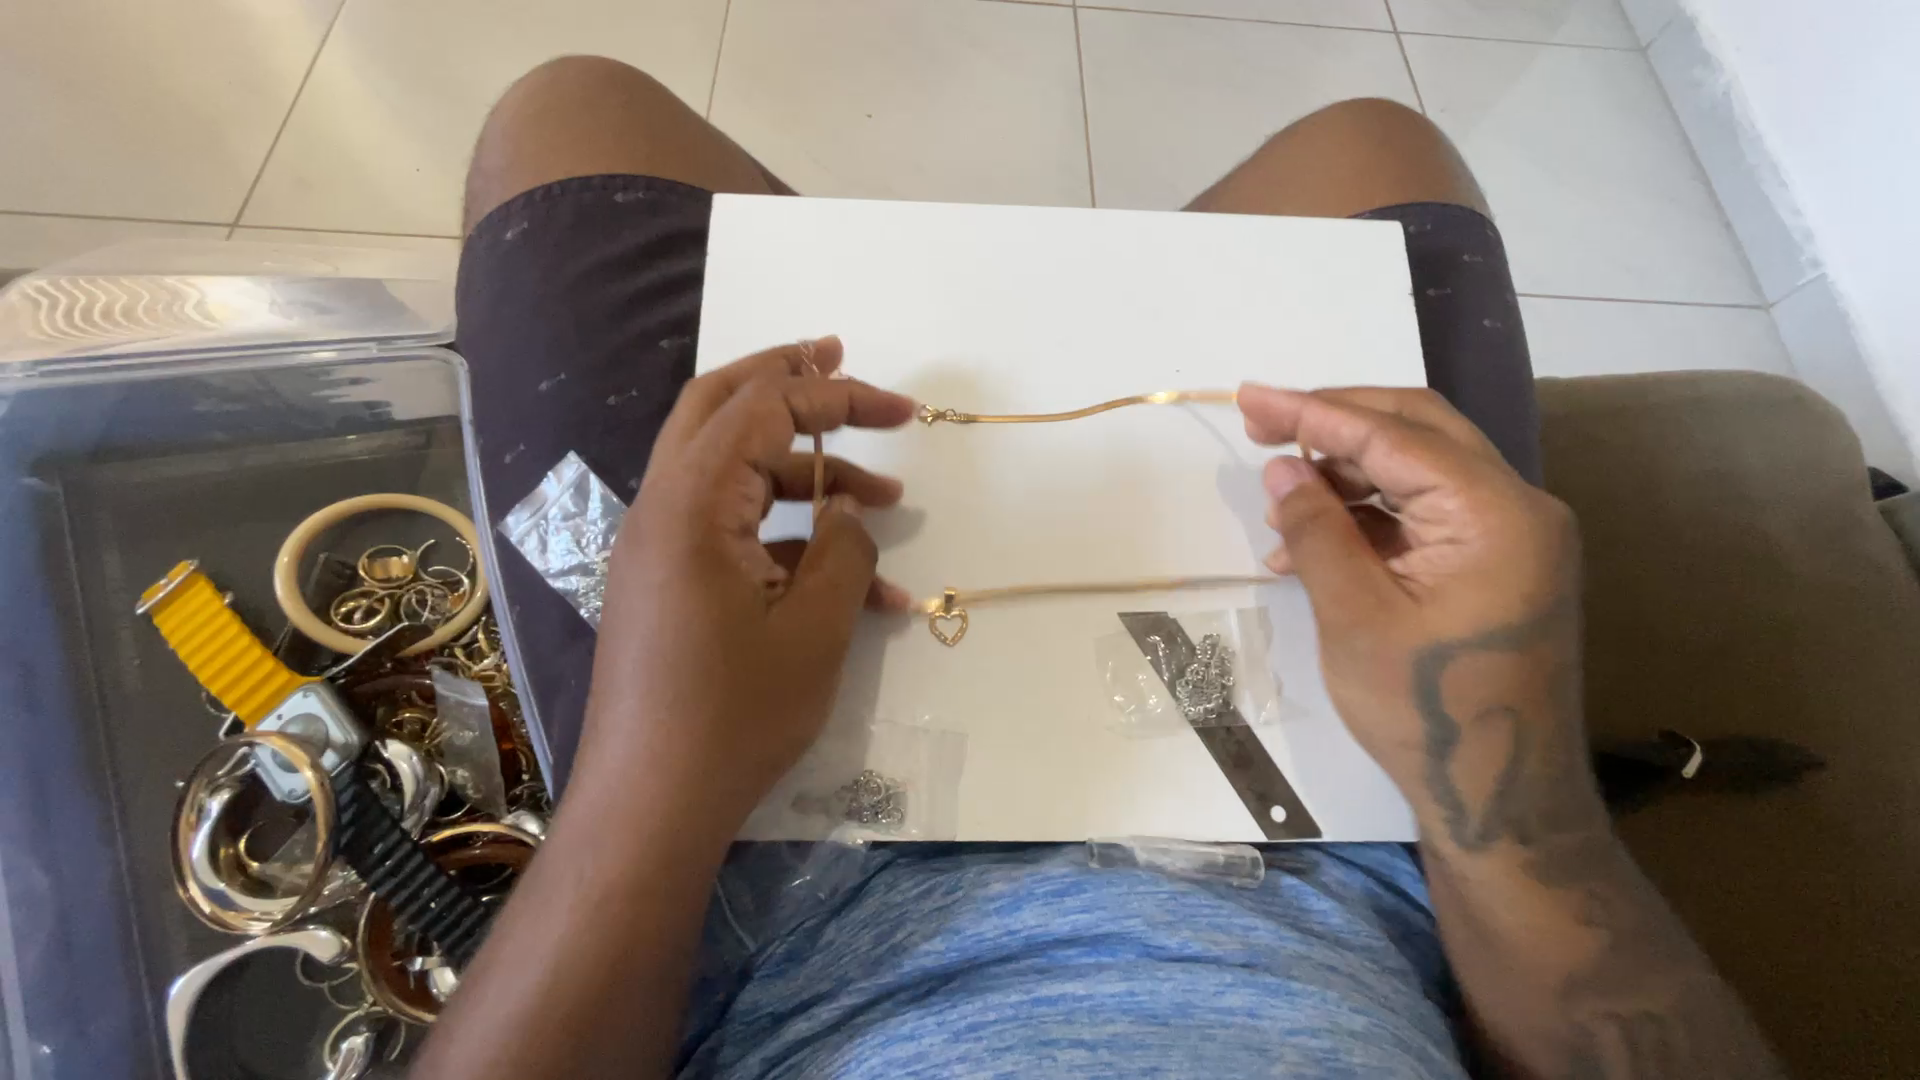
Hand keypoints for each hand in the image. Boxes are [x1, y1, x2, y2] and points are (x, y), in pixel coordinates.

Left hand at [577, 337, 915, 822]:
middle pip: (720, 407)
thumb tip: (847, 512)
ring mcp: (660, 547)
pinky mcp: (669, 583)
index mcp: (691, 504)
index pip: (763, 408)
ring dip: (803, 472)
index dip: (837, 396)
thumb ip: (843, 548)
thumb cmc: (735, 715)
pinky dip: (787, 537)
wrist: (651, 803)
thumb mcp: (815, 627)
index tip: (902, 411)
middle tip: (839, 360)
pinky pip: (733, 532)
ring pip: (732, 472)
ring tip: (880, 499)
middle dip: (787, 381)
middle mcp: (663, 508)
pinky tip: (850, 583)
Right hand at [1238, 383, 1601, 852]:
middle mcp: (1514, 507)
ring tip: (1278, 505)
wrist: (1496, 790)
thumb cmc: (1422, 707)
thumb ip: (1316, 529)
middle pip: (1414, 430)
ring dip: (1343, 475)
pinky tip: (1308, 546)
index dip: (1313, 411)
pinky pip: (1419, 513)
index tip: (1250, 397)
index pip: (1391, 436)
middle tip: (1261, 425)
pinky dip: (1363, 515)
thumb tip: (1281, 468)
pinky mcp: (1489, 561)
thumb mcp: (1354, 614)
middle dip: (1333, 422)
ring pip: (1415, 469)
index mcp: (1493, 513)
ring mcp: (1506, 535)